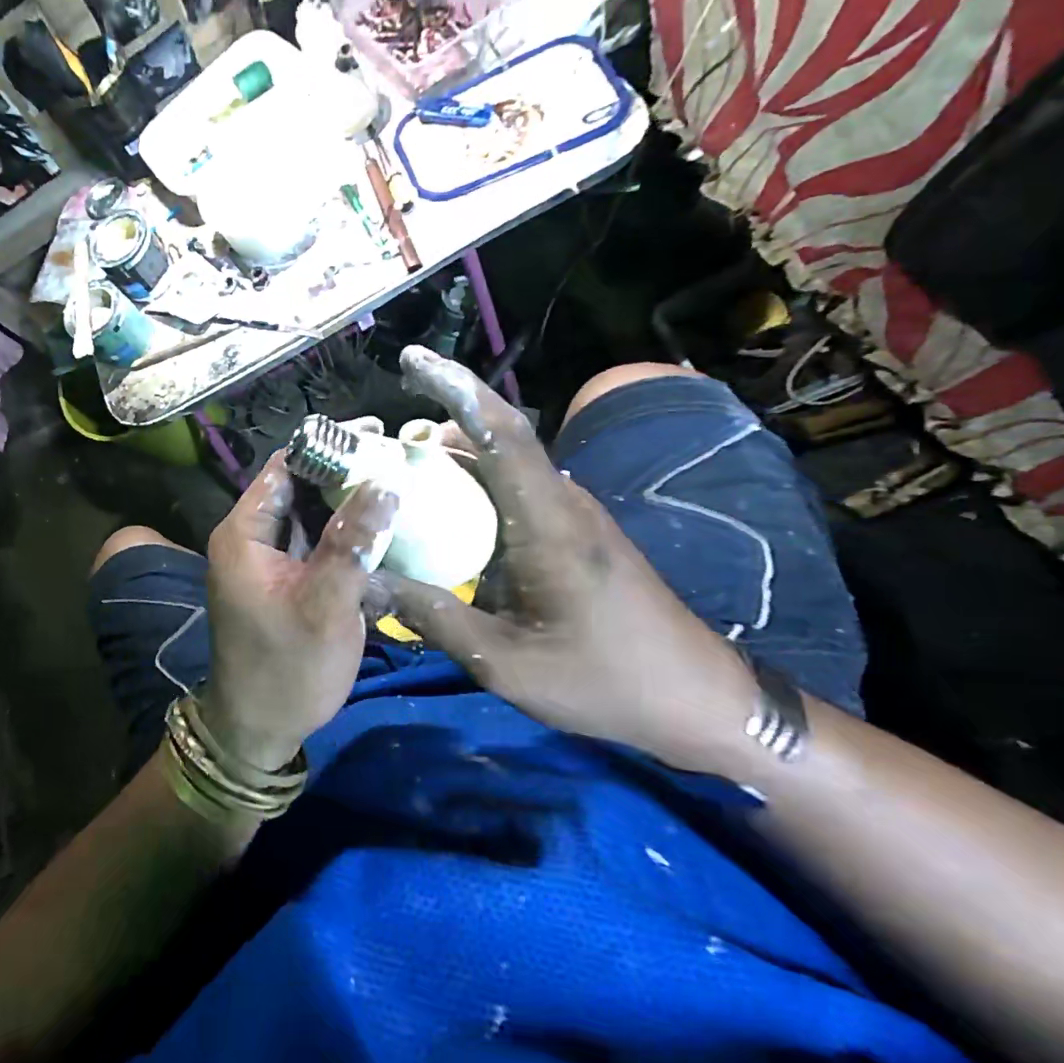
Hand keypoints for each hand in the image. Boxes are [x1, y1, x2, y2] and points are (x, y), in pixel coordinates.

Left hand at [200, 451, 399, 769]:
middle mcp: (249, 538)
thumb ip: (351, 542)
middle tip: (401, 460)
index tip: (378, 436)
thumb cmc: (287, 668)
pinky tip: (383, 527)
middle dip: (344, 473)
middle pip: (297, 487)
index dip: (327, 447)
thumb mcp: (325, 604)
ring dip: (346, 502)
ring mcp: (266, 559)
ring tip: (401, 485)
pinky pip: (313, 542)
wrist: (259, 724)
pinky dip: (342, 532)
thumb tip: (384, 482)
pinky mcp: (283, 580)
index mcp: (243, 533)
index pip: (284, 468)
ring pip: (308, 514)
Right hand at [385, 347, 758, 772]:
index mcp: (550, 525)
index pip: (502, 436)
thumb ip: (433, 618)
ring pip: (501, 470)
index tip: (412, 362)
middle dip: (434, 428)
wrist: (698, 701)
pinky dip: (465, 495)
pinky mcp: (571, 537)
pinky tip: (433, 522)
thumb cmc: (604, 681)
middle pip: (495, 443)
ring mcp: (571, 519)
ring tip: (390, 478)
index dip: (456, 391)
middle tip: (372, 445)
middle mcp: (563, 505)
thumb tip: (365, 583)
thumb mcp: (505, 661)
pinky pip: (508, 498)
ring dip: (447, 463)